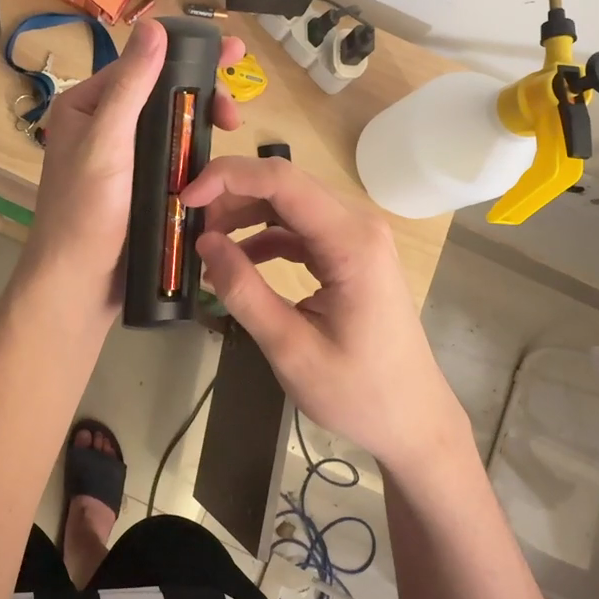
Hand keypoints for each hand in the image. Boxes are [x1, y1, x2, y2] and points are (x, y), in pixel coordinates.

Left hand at [28, 19, 242, 298]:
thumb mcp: (106, 143)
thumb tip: (153, 25)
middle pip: (159, 96)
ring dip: (201, 127)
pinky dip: (196, 156)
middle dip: (200, 95)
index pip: (140, 67)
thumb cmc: (85, 212)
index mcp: (84, 108)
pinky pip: (172, 161)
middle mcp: (100, 128)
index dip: (186, 59)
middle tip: (234, 115)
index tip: (232, 54)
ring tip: (232, 136)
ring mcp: (120, 161)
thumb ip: (130, 87)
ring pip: (169, 129)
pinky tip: (219, 163)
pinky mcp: (137, 189)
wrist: (77, 286)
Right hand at [181, 156, 468, 467]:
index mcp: (351, 242)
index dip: (228, 178)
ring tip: (205, 246)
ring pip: (289, 204)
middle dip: (230, 196)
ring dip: (244, 216)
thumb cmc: (357, 392)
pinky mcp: (350, 255)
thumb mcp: (290, 348)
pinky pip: (300, 229)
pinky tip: (236, 263)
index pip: (282, 181)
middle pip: (285, 185)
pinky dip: (263, 238)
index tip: (185, 199)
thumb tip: (204, 243)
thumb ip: (243, 291)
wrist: (412, 420)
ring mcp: (357, 239)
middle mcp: (359, 226)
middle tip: (186, 226)